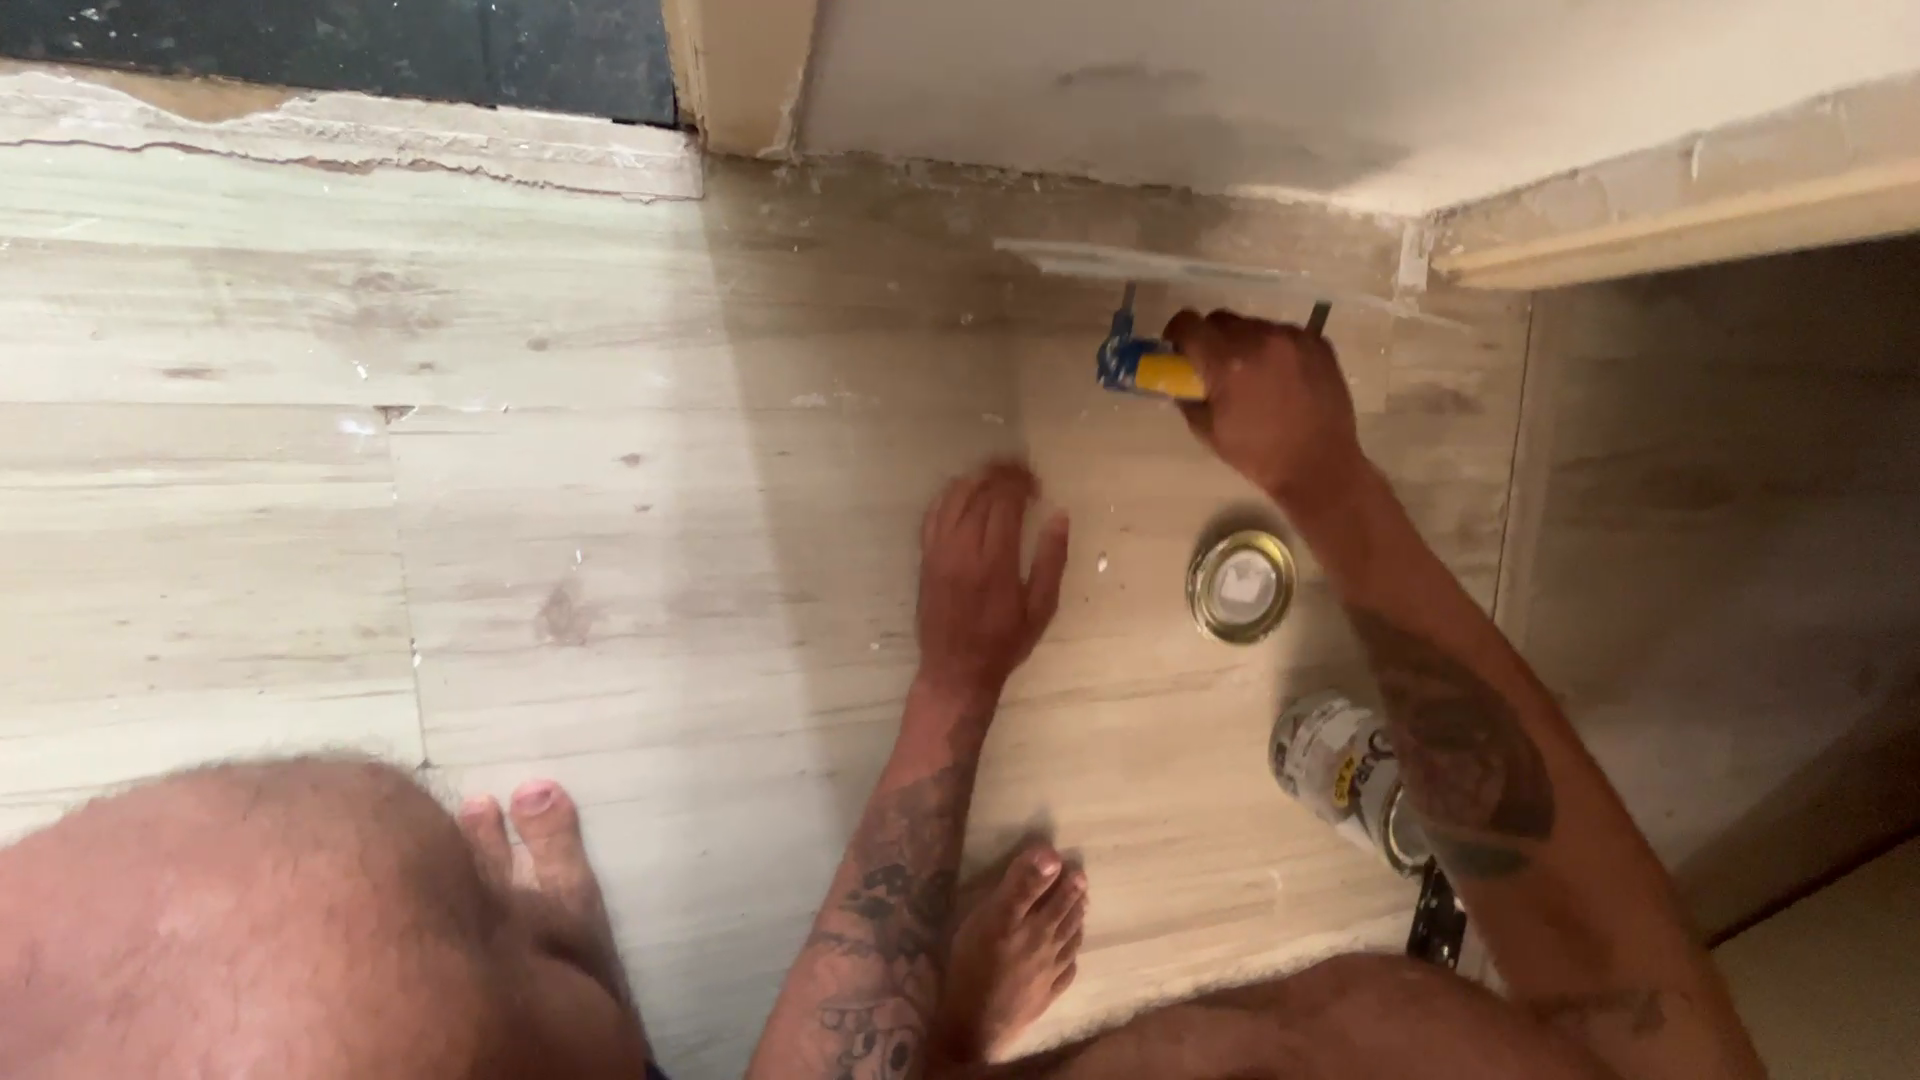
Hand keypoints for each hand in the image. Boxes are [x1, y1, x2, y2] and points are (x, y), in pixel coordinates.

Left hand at [915, 461, 1068, 704]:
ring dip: (975, 479)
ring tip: (995, 475)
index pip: (1004, 503)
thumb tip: (1058, 516)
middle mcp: (962, 550)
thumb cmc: (1004, 643)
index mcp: (994, 562)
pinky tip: (963, 493)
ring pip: (952, 497)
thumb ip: (1050, 560)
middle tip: (1021, 474)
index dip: (1021, 485)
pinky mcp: (925, 558)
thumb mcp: (1040, 608)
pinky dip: (948, 496)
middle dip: (1002, 476)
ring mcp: (938, 552)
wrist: (955, 670)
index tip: (1036, 484)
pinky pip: (932, 515)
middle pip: (979, 494)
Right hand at [1164, 309, 1368, 513]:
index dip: (1176, 333)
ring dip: (1243, 342)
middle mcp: (1260, 339)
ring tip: (1252, 375)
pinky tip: (1280, 377)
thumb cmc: (1256, 454)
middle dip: (1210, 338)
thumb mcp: (1207, 431)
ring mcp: (1293, 337)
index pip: (1188, 323)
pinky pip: (1283, 333)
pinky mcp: (1318, 342)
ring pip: (1253, 325)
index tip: (1177, 349)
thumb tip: (1180, 379)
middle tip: (1213, 366)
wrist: (1319, 464)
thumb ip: (1187, 397)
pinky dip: (1273, 348)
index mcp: (1227, 362)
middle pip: (1220, 319)